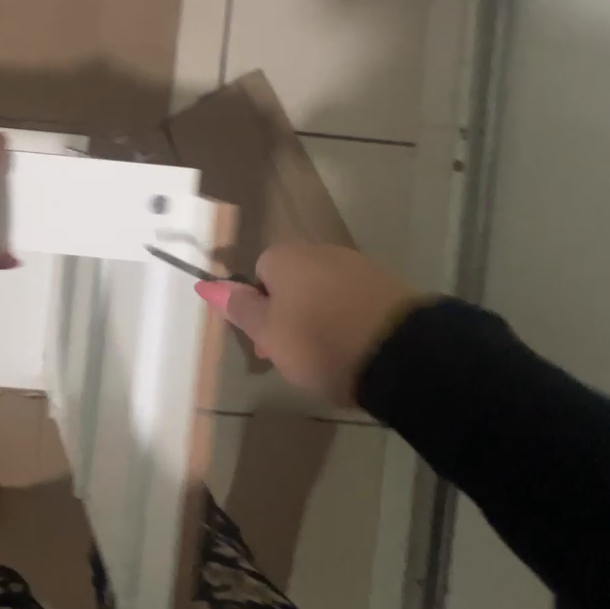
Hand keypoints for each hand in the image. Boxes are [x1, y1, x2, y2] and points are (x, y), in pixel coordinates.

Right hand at [197, 242, 425, 406]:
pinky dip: (351, 320)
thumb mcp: (269, 334)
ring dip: (321, 317)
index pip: (258, 274)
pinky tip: (357, 348)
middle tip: (295, 356)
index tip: (268, 344)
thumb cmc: (320, 342)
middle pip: (293, 281)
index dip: (260, 309)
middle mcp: (319, 251)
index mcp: (284, 257)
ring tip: (329, 357)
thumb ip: (239, 309)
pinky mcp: (391, 286)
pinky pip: (356, 302)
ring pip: (325, 291)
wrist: (403, 353)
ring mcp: (359, 266)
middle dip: (291, 314)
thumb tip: (206, 285)